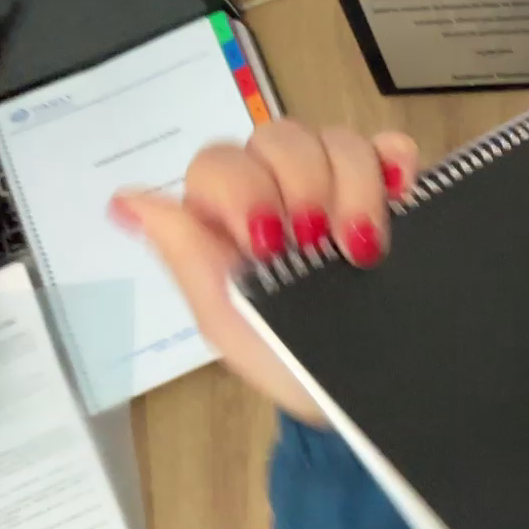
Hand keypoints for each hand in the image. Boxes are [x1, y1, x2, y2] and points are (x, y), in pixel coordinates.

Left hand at [108, 120, 417, 425]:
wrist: (356, 391)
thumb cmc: (284, 359)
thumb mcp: (228, 321)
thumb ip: (188, 257)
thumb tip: (128, 200)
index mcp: (230, 211)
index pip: (222, 162)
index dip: (244, 189)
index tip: (269, 244)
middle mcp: (282, 183)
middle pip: (283, 137)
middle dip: (303, 185)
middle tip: (319, 242)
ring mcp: (340, 181)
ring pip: (341, 140)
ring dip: (354, 185)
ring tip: (362, 244)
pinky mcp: (392, 189)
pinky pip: (393, 148)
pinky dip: (397, 161)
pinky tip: (400, 194)